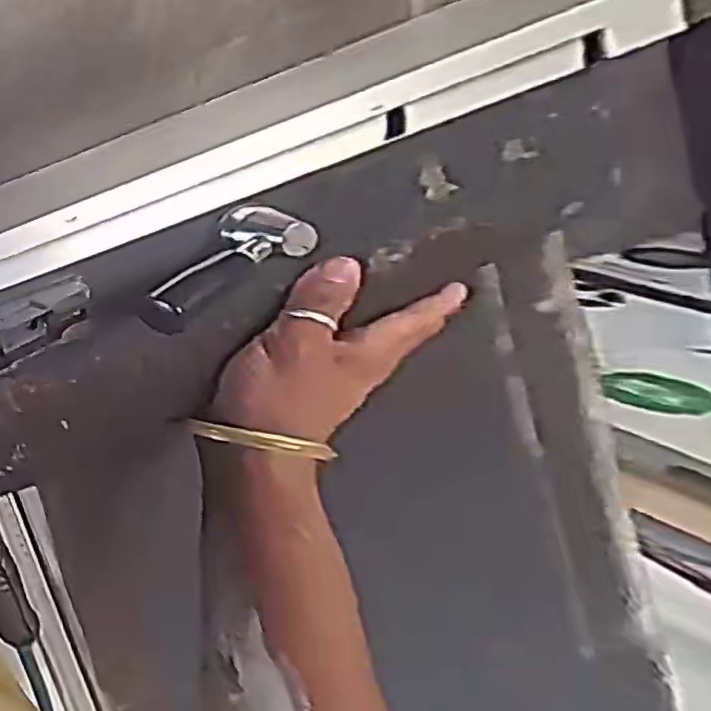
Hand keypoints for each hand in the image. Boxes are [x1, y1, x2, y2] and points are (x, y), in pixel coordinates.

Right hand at [211, 257, 467, 441]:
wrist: (250, 444)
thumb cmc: (278, 398)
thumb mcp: (296, 342)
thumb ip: (317, 304)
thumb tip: (346, 266)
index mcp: (367, 355)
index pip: (412, 323)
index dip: (436, 302)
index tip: (460, 286)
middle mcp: (358, 368)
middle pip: (392, 333)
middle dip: (404, 311)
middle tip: (416, 287)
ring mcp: (332, 380)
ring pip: (360, 341)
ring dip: (364, 320)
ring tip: (364, 301)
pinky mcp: (300, 384)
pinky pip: (325, 349)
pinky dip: (326, 332)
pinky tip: (311, 328)